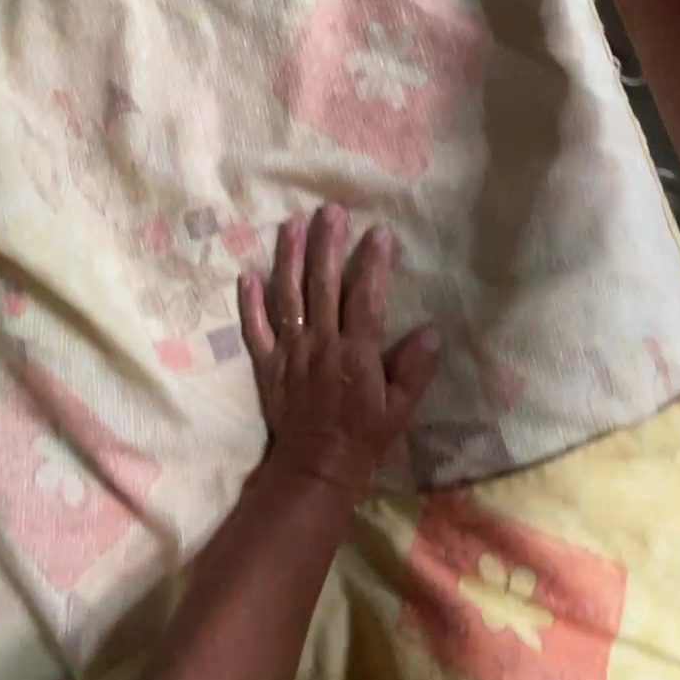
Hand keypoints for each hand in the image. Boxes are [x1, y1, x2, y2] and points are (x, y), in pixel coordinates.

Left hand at [238, 204, 440, 496]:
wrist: (315, 468)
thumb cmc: (363, 437)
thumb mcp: (400, 409)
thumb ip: (415, 369)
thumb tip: (431, 330)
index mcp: (356, 353)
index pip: (365, 298)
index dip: (372, 264)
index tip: (378, 233)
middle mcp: (321, 344)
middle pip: (322, 285)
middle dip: (327, 245)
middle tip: (329, 211)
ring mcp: (290, 352)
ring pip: (287, 297)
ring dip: (289, 259)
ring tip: (292, 225)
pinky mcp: (267, 364)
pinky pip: (254, 329)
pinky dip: (248, 303)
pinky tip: (247, 274)